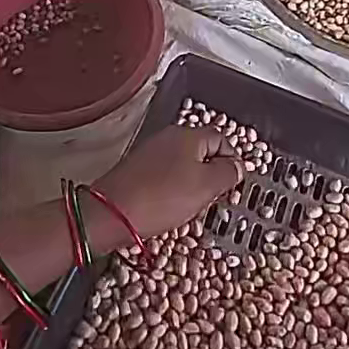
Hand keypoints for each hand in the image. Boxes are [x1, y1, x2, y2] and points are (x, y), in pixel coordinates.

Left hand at [90, 124, 241, 245]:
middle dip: (211, 174)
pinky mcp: (136, 172)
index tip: (234, 183)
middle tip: (214, 197)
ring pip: (182, 166)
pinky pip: (164, 178)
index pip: (221, 138)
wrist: (111, 213)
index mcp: (186, 135)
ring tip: (192, 206)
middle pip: (201, 152)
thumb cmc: (162, 198)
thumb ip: (228, 172)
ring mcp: (149, 154)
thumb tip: (237, 165)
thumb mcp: (206, 185)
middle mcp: (166, 138)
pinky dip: (172, 191)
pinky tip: (170, 208)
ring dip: (192, 185)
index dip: (232, 160)